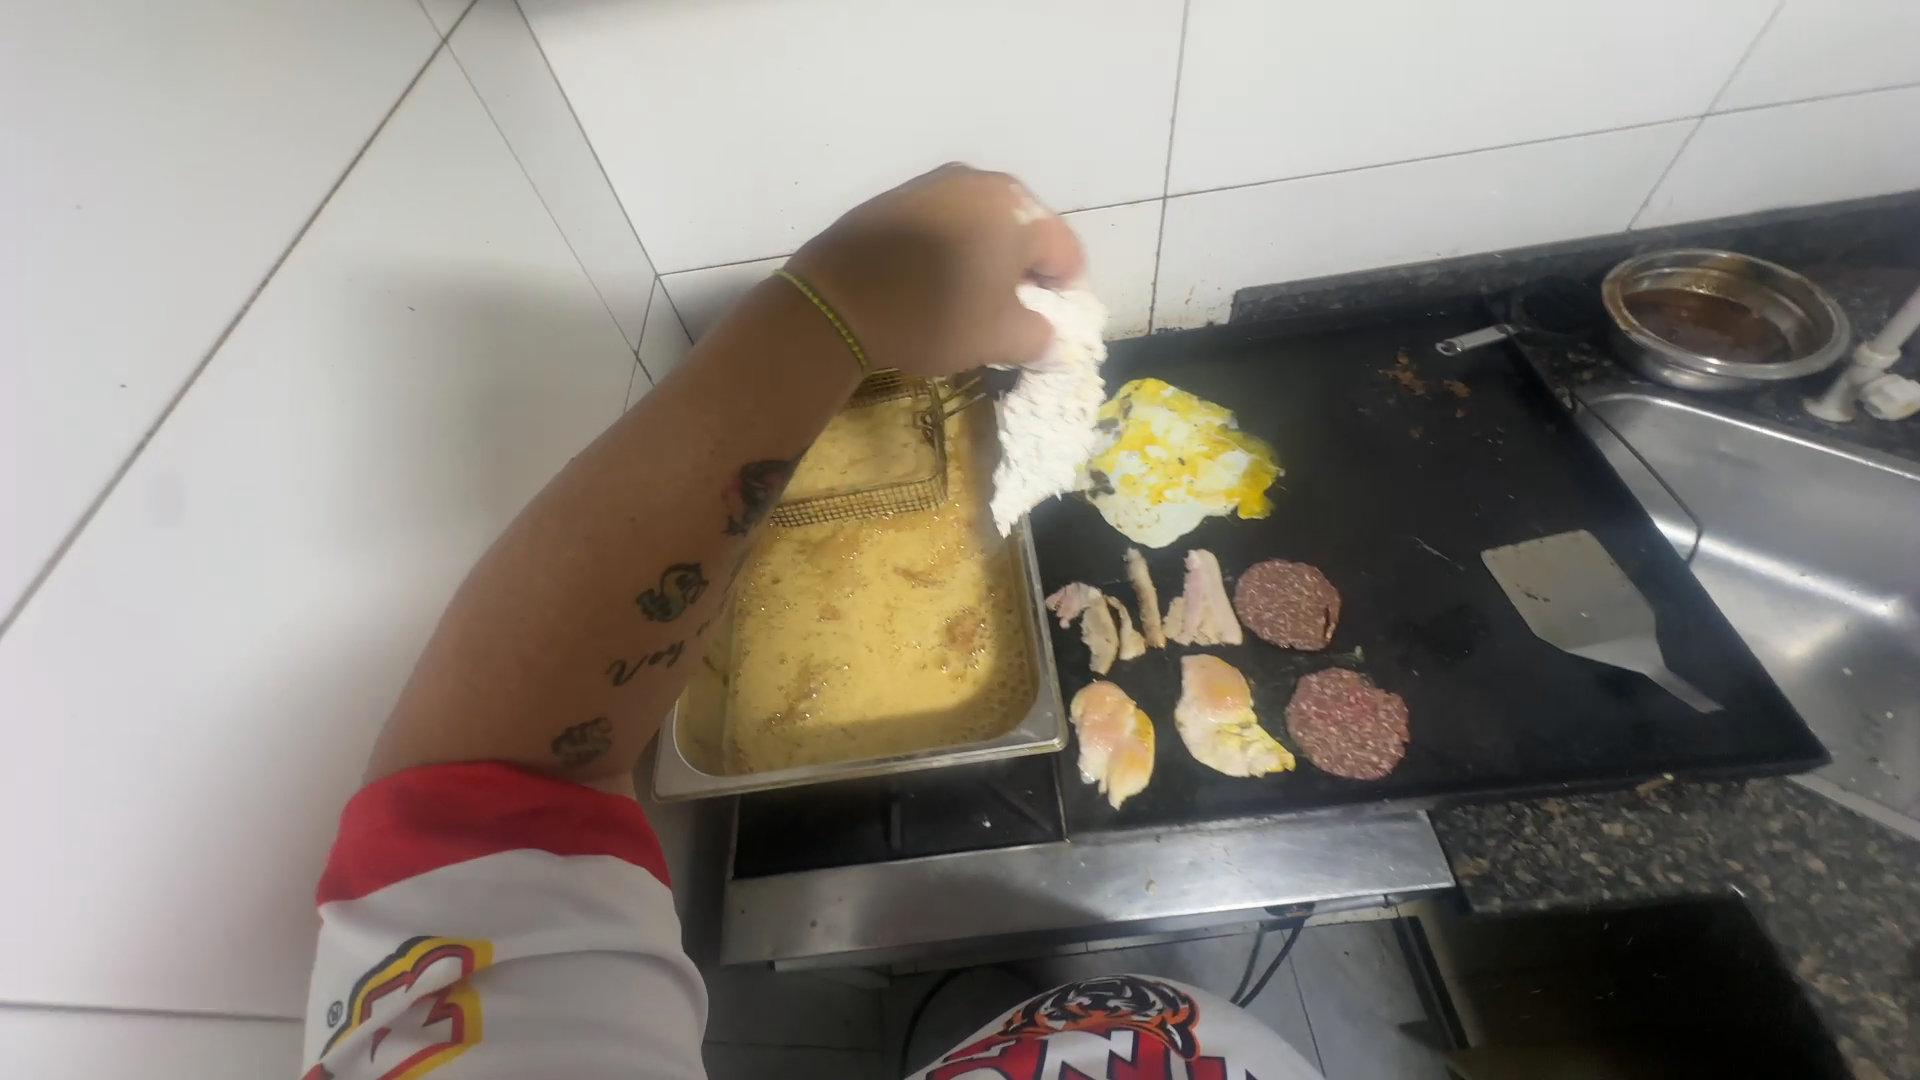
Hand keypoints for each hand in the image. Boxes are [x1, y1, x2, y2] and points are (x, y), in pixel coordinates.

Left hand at [784, 164, 1085, 376]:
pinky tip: (935, 283)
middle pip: (1026, 233)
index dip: (1067, 295)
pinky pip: (947, 224)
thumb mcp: (999, 338)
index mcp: (1020, 211)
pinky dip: (954, 251)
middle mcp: (984, 182)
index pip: (1067, 254)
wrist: (840, 301)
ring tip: (972, 300)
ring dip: (989, 261)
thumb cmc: (936, 317)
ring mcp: (937, 184)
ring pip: (985, 226)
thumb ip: (1039, 339)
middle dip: (1027, 274)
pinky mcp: (900, 197)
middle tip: (1012, 315)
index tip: (1048, 325)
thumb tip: (1053, 344)